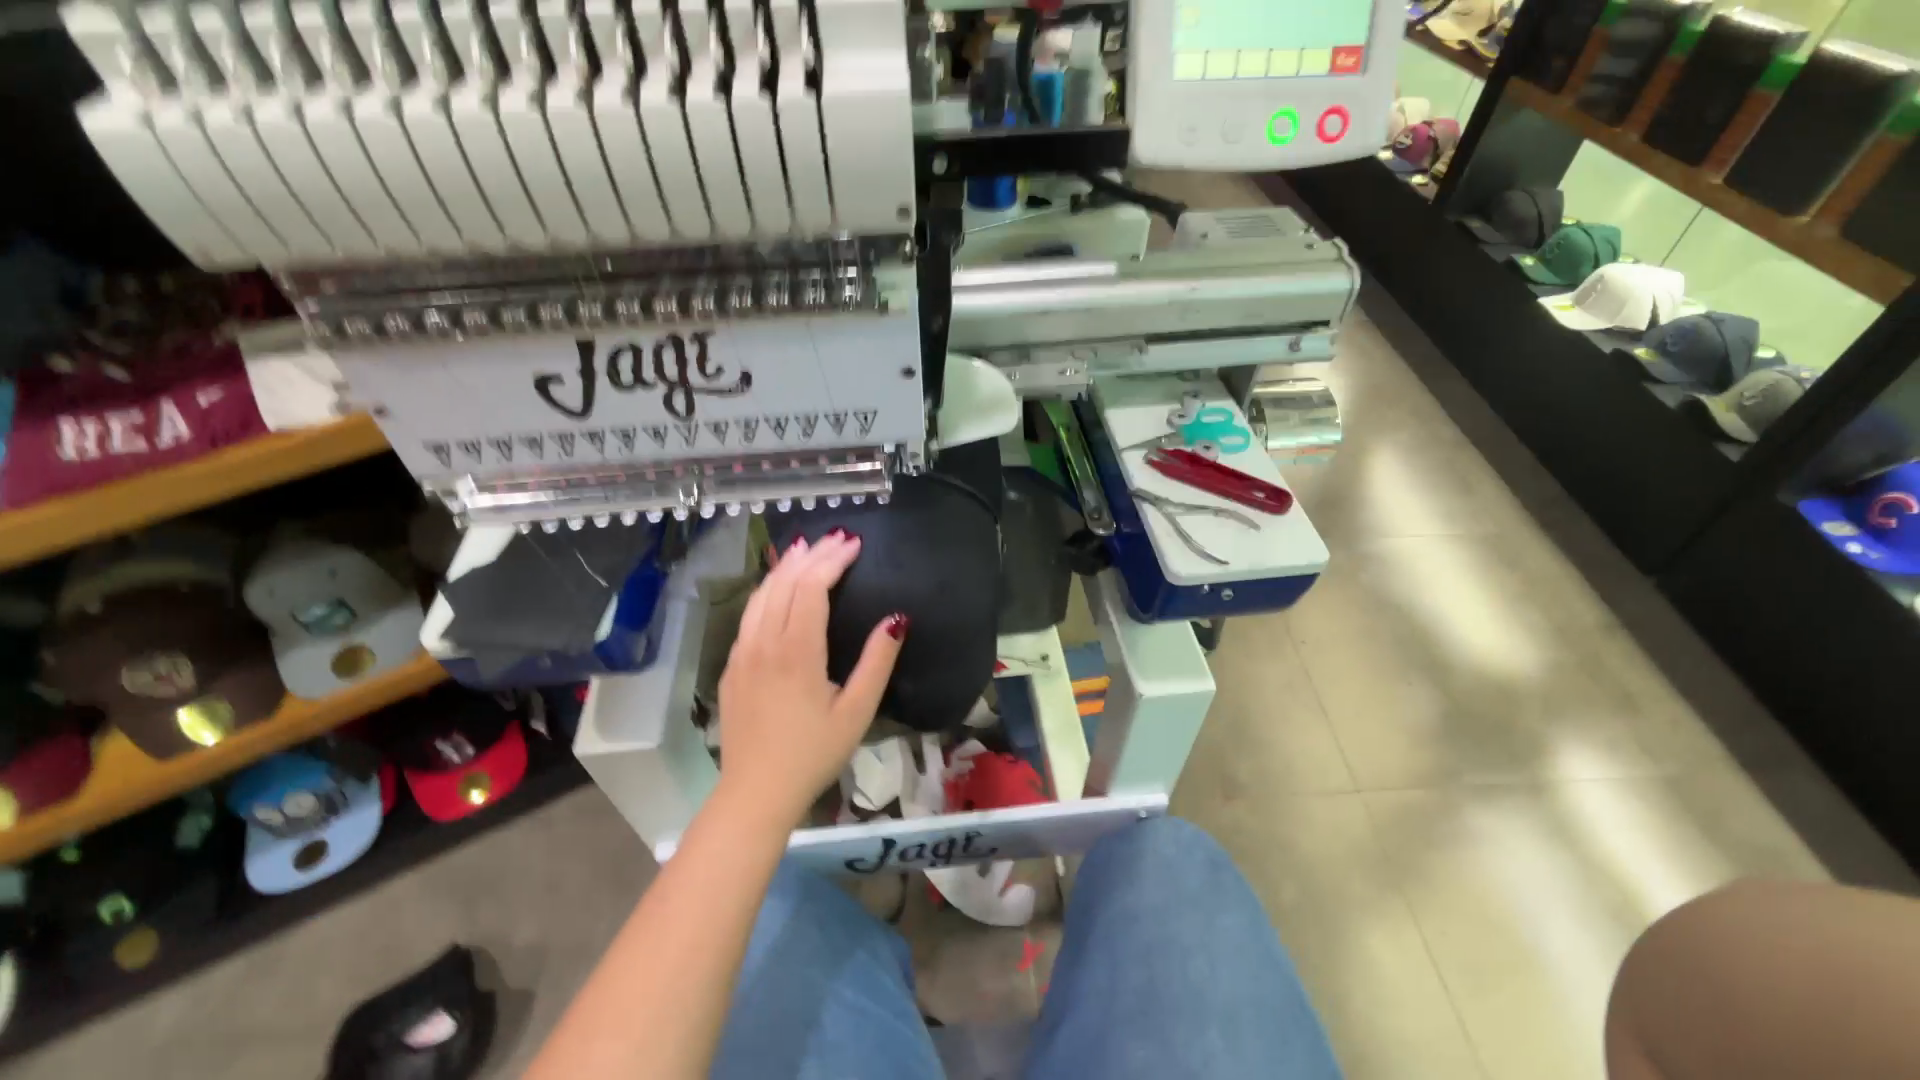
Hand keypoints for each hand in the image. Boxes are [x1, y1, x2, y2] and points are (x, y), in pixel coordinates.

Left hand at [716, 530, 905, 824]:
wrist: (755, 791)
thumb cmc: (813, 754)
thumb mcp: (856, 712)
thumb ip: (877, 662)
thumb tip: (897, 618)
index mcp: (797, 651)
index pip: (812, 587)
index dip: (832, 561)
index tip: (853, 543)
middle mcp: (764, 642)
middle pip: (784, 583)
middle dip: (811, 556)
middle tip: (836, 539)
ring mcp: (742, 653)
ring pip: (761, 595)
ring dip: (784, 568)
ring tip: (805, 550)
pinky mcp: (732, 667)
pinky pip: (748, 615)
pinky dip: (766, 591)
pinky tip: (777, 590)